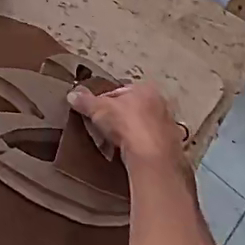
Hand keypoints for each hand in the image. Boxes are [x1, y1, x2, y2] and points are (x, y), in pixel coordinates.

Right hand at [69, 83, 184, 171]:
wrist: (151, 156)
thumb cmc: (126, 124)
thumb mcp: (99, 109)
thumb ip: (85, 101)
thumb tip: (72, 94)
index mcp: (144, 88)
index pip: (120, 91)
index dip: (105, 102)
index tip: (96, 114)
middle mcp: (161, 102)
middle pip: (134, 108)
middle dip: (120, 118)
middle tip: (105, 130)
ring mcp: (168, 124)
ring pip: (144, 126)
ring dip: (132, 133)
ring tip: (116, 145)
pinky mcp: (172, 145)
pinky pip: (151, 143)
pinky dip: (142, 147)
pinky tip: (131, 155)